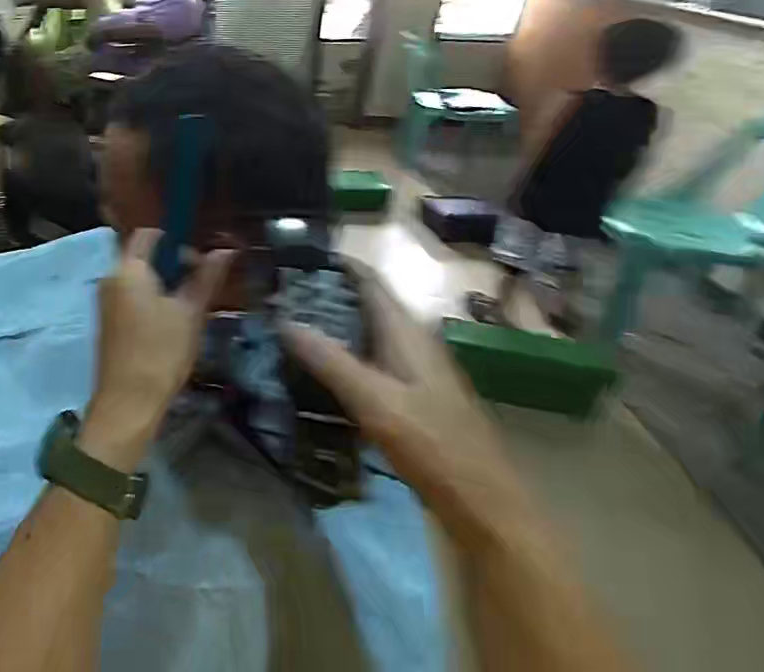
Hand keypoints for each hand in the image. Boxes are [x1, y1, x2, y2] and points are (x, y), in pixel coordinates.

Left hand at [81, 230, 233, 470]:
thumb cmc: (161, 352)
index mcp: (128, 269)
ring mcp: (106, 301)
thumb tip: (226, 249)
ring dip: (165, 283)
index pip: (148, 234)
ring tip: (190, 305)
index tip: (198, 259)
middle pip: (143, 255)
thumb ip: (206, 277)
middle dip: (173, 263)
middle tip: (200, 284)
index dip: (175, 238)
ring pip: (139, 277)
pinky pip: (131, 295)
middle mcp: (111, 278)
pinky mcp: (108, 321)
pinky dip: (151, 298)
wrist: (128, 404)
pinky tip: (172, 321)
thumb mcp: (190, 312)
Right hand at [279, 266, 525, 543]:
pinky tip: (321, 371)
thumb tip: (284, 321)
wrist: (484, 504)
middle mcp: (412, 340)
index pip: (368, 280)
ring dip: (333, 326)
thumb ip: (329, 360)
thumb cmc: (431, 444)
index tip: (293, 260)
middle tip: (279, 298)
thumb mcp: (373, 401)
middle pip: (365, 304)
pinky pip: (372, 359)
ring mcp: (415, 368)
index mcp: (406, 330)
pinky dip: (345, 354)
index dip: (334, 265)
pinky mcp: (414, 394)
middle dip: (325, 296)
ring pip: (368, 332)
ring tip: (290, 328)